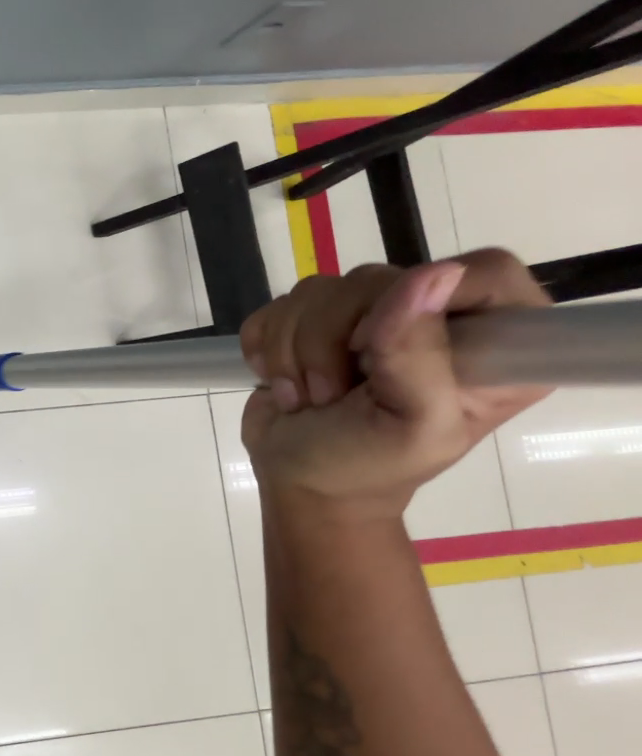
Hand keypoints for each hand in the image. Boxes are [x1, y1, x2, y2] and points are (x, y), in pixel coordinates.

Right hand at [239, 249, 552, 514]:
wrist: (302, 483)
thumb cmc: (369, 467)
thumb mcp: (413, 426)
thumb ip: (423, 355)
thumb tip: (432, 274)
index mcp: (491, 344)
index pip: (481, 272)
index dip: (423, 296)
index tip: (378, 347)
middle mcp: (433, 320)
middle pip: (376, 279)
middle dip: (331, 338)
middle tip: (331, 393)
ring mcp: (368, 318)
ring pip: (317, 291)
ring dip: (292, 351)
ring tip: (305, 397)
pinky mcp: (308, 323)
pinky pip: (276, 305)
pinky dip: (264, 346)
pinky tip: (279, 379)